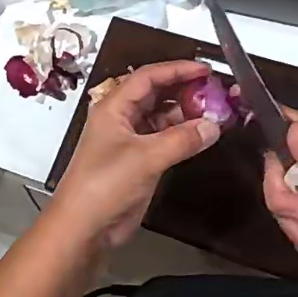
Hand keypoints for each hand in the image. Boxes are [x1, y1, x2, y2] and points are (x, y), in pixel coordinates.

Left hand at [48, 60, 222, 248]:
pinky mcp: (138, 161)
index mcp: (113, 107)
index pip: (147, 77)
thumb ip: (182, 139)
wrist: (84, 227)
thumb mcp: (146, 157)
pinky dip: (182, 135)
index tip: (204, 70)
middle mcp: (120, 119)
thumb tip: (213, 125)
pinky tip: (202, 135)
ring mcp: (129, 140)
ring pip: (161, 116)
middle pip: (155, 94)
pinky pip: (164, 138)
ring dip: (185, 113)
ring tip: (214, 112)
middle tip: (213, 90)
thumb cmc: (104, 185)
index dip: (176, 69)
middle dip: (183, 90)